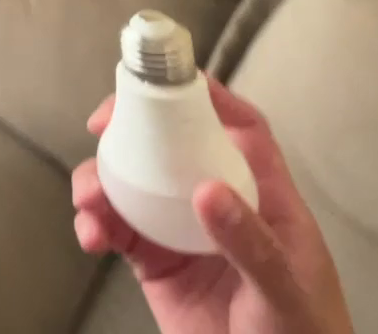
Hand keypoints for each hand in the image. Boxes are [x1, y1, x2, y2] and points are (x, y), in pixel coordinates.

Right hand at [71, 77, 352, 333]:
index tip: (164, 82)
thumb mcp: (288, 296)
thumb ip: (251, 246)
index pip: (240, 131)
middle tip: (99, 126)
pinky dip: (92, 221)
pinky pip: (111, 224)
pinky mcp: (149, 257)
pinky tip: (91, 236)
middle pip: (166, 145)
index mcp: (261, 200)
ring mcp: (177, 229)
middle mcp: (215, 205)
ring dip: (97, 181)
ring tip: (89, 202)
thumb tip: (205, 189)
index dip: (206, 97)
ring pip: (126, 181)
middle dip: (127, 129)